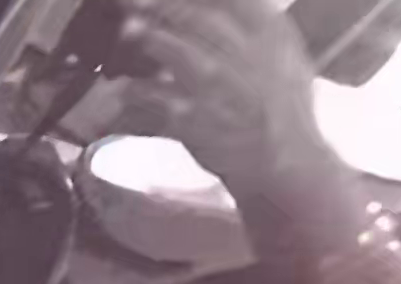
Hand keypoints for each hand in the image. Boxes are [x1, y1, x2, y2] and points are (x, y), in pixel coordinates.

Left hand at [119, 0, 337, 199]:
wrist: (280, 152)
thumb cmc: (275, 103)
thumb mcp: (278, 53)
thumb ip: (249, 30)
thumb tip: (220, 10)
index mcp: (268, 32)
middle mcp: (246, 53)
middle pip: (202, 19)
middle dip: (167, 4)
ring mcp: (219, 87)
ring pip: (184, 55)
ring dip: (153, 40)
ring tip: (126, 27)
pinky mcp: (197, 120)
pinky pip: (164, 105)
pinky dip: (142, 95)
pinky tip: (120, 89)